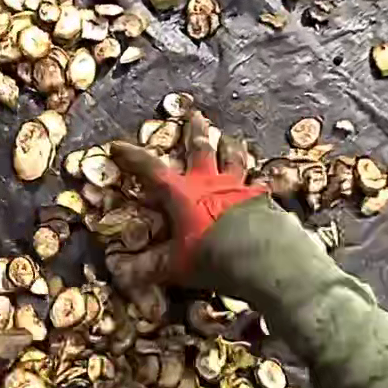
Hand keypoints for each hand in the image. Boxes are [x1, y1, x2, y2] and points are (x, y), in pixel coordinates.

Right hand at [110, 108, 266, 279]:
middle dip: (195, 131)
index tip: (117, 145)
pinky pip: (263, 184)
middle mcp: (209, 183)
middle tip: (195, 114)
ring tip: (232, 136)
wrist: (266, 260)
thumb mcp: (176, 266)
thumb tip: (118, 273)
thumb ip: (149, 266)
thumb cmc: (213, 257)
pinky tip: (270, 179)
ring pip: (234, 159)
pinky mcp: (264, 200)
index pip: (150, 169)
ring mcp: (239, 188)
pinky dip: (264, 180)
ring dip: (232, 146)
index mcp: (182, 194)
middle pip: (200, 149)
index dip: (131, 157)